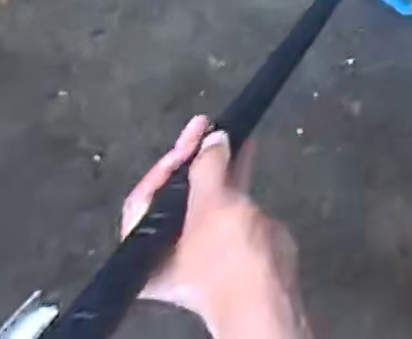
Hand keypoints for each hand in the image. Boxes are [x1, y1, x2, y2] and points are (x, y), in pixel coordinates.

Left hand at [122, 116, 310, 338]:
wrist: (265, 287)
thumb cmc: (225, 253)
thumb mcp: (210, 205)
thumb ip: (208, 167)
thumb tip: (214, 137)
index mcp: (147, 248)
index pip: (145, 197)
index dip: (166, 164)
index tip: (193, 137)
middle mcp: (168, 241)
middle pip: (174, 190)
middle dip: (191, 156)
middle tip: (206, 124)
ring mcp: (202, 233)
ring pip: (203, 187)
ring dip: (214, 157)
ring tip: (225, 126)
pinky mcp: (231, 226)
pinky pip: (228, 190)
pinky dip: (235, 166)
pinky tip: (245, 142)